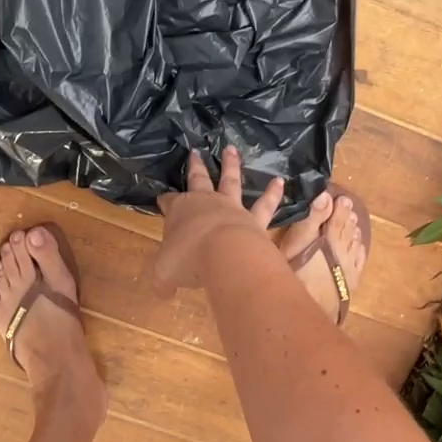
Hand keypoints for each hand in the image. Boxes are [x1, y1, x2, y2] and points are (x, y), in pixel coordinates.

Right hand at [151, 146, 283, 295]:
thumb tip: (163, 292)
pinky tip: (280, 181)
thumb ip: (163, 281)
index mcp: (180, 211)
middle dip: (196, 166)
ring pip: (231, 181)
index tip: (162, 199)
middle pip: (199, 180)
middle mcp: (205, 203)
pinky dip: (272, 193)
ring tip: (232, 149)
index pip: (170, 202)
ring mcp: (231, 208)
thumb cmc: (189, 258)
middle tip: (196, 151)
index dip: (165, 201)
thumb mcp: (164, 273)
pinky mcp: (254, 219)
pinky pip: (264, 204)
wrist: (226, 253)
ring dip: (231, 166)